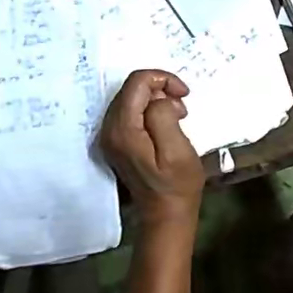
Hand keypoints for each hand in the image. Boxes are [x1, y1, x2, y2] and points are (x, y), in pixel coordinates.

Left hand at [98, 69, 204, 226]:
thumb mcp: (176, 149)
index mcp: (123, 129)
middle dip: (161, 88)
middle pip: (132, 87)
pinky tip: (166, 124)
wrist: (166, 214)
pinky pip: (132, 111)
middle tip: (182, 108)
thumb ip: (163, 116)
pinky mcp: (117, 141)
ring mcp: (110, 136)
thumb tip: (159, 100)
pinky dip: (151, 109)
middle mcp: (109, 129)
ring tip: (178, 117)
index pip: (136, 82)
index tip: (184, 94)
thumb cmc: (177, 184)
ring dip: (157, 98)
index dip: (163, 79)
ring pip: (132, 97)